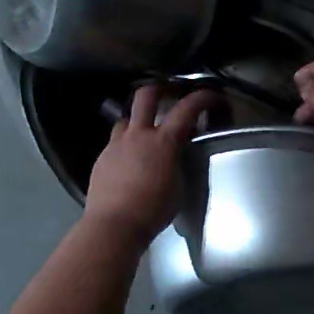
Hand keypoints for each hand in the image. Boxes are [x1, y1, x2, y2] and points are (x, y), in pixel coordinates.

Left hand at [84, 85, 216, 242]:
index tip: (211, 96)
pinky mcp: (102, 158)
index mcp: (163, 142)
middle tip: (168, 94)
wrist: (114, 224)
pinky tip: (129, 161)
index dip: (202, 98)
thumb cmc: (154, 210)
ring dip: (138, 120)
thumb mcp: (179, 186)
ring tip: (145, 134)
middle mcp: (138, 135)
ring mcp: (116, 145)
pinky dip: (126, 145)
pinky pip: (115, 142)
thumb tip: (176, 155)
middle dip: (159, 89)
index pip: (186, 109)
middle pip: (145, 96)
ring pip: (126, 119)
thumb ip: (178, 163)